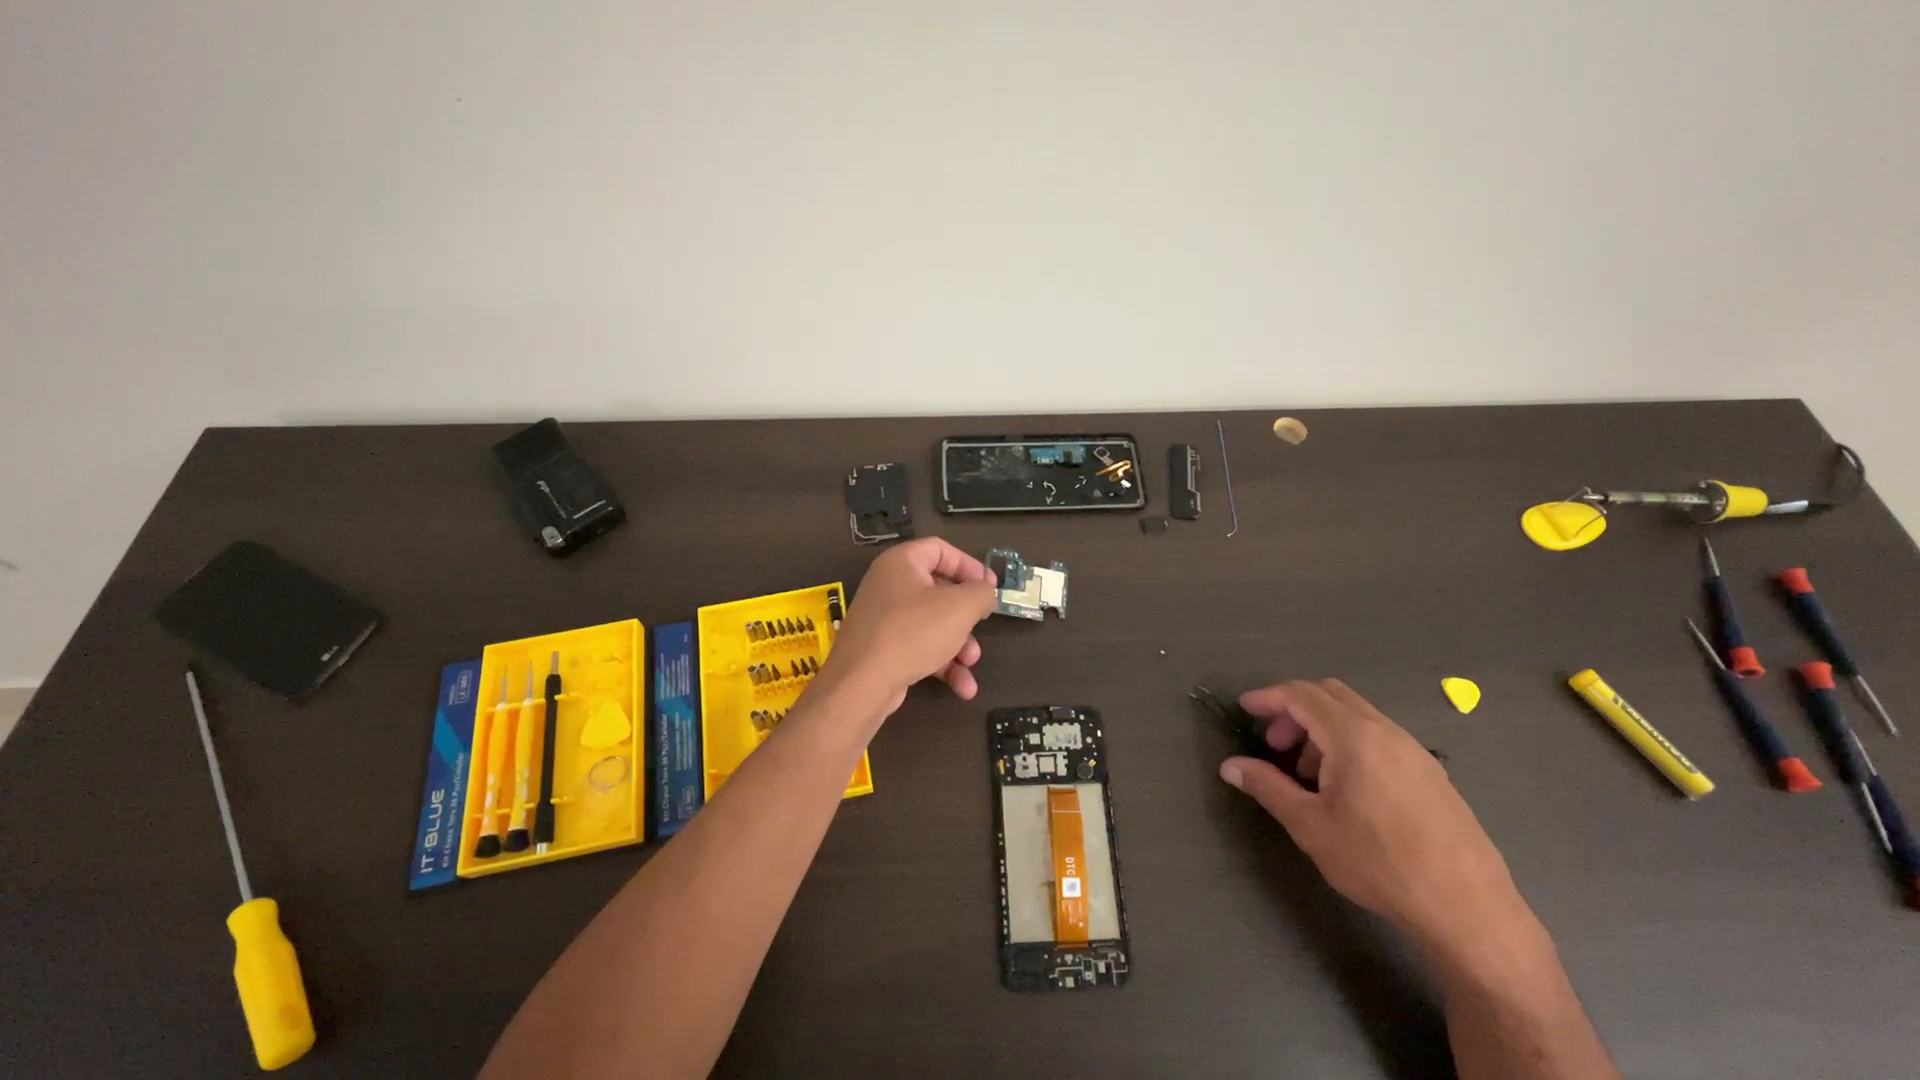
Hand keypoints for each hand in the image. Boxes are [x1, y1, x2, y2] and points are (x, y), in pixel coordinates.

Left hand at [822, 537, 998, 713]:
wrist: (862, 683)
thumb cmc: (913, 632)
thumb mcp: (959, 607)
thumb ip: (981, 593)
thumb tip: (985, 592)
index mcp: (901, 563)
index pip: (940, 549)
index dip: (969, 565)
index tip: (990, 585)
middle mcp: (889, 585)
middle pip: (938, 590)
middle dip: (966, 615)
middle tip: (982, 624)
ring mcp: (884, 619)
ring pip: (932, 624)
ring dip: (958, 645)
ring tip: (971, 662)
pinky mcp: (883, 649)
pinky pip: (920, 648)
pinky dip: (942, 664)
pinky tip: (963, 686)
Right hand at [1218, 679, 1521, 955]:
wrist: (1464, 902)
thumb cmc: (1377, 861)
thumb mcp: (1309, 826)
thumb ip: (1267, 787)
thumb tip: (1230, 765)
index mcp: (1353, 737)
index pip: (1302, 695)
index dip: (1269, 697)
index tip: (1245, 709)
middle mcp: (1385, 731)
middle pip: (1331, 695)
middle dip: (1295, 710)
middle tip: (1274, 745)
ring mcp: (1414, 750)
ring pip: (1357, 716)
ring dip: (1322, 730)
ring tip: (1307, 775)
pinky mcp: (1431, 772)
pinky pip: (1380, 737)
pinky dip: (1350, 744)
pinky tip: (1346, 790)